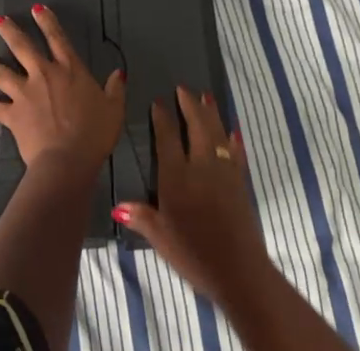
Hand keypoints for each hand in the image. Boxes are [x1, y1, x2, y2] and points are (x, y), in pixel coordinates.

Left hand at [0, 5, 125, 171]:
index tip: (36, 8)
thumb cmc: (94, 133)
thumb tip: (118, 73)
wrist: (67, 160)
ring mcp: (25, 94)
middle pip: (22, 48)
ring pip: (2, 73)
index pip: (57, 38)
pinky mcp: (13, 115)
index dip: (47, 21)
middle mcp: (43, 75)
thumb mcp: (114, 109)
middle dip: (10, 32)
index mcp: (69, 70)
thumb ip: (115, 89)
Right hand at [112, 87, 269, 304]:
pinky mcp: (241, 183)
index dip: (162, 118)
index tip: (158, 101)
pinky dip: (234, 139)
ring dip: (211, 113)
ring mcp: (224, 172)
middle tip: (184, 88)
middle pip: (197, 127)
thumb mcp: (160, 237)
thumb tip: (118, 206)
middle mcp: (201, 167)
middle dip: (190, 105)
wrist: (238, 270)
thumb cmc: (193, 253)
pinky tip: (233, 130)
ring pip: (218, 133)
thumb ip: (141, 216)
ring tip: (206, 97)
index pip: (168, 138)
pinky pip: (236, 152)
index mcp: (176, 177)